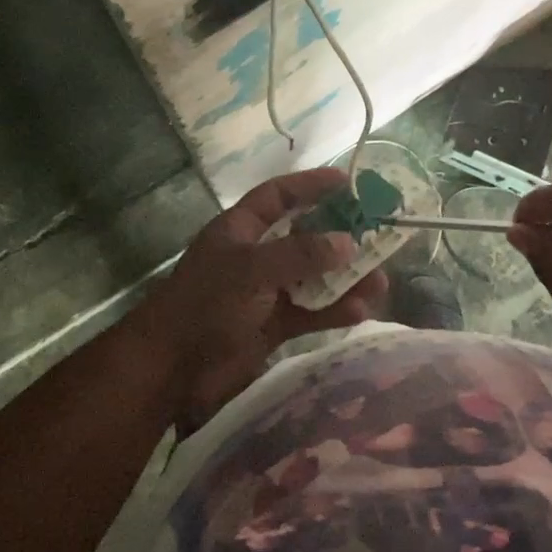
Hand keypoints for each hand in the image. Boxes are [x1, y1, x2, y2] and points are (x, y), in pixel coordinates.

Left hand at [133, 168, 387, 430]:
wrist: (171, 368)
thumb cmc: (205, 305)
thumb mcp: (251, 270)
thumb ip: (300, 255)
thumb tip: (349, 242)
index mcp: (240, 229)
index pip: (279, 196)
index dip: (311, 186)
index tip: (349, 182)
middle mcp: (255, 256)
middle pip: (304, 237)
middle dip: (340, 237)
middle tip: (379, 236)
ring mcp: (264, 292)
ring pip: (313, 277)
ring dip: (345, 279)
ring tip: (381, 283)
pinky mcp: (271, 326)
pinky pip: (310, 312)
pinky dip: (334, 310)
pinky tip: (361, 312)